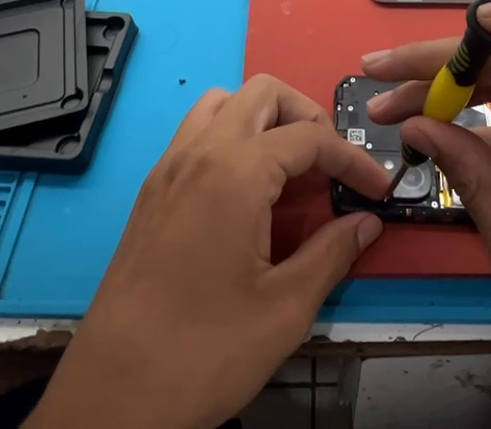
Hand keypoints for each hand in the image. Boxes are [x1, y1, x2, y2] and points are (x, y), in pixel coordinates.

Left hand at [30, 76, 390, 428]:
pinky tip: (249, 192)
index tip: (379, 190)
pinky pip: (196, 134)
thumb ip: (331, 253)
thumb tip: (366, 222)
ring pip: (222, 103)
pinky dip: (232, 139)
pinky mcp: (150, 192)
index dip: (352, 159)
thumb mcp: (284, 309)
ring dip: (264, 119)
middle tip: (331, 166)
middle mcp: (197, 153)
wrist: (112, 396)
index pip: (308, 137)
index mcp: (234, 172)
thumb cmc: (204, 351)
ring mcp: (167, 169)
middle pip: (263, 94)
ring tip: (291, 169)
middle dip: (308, 117)